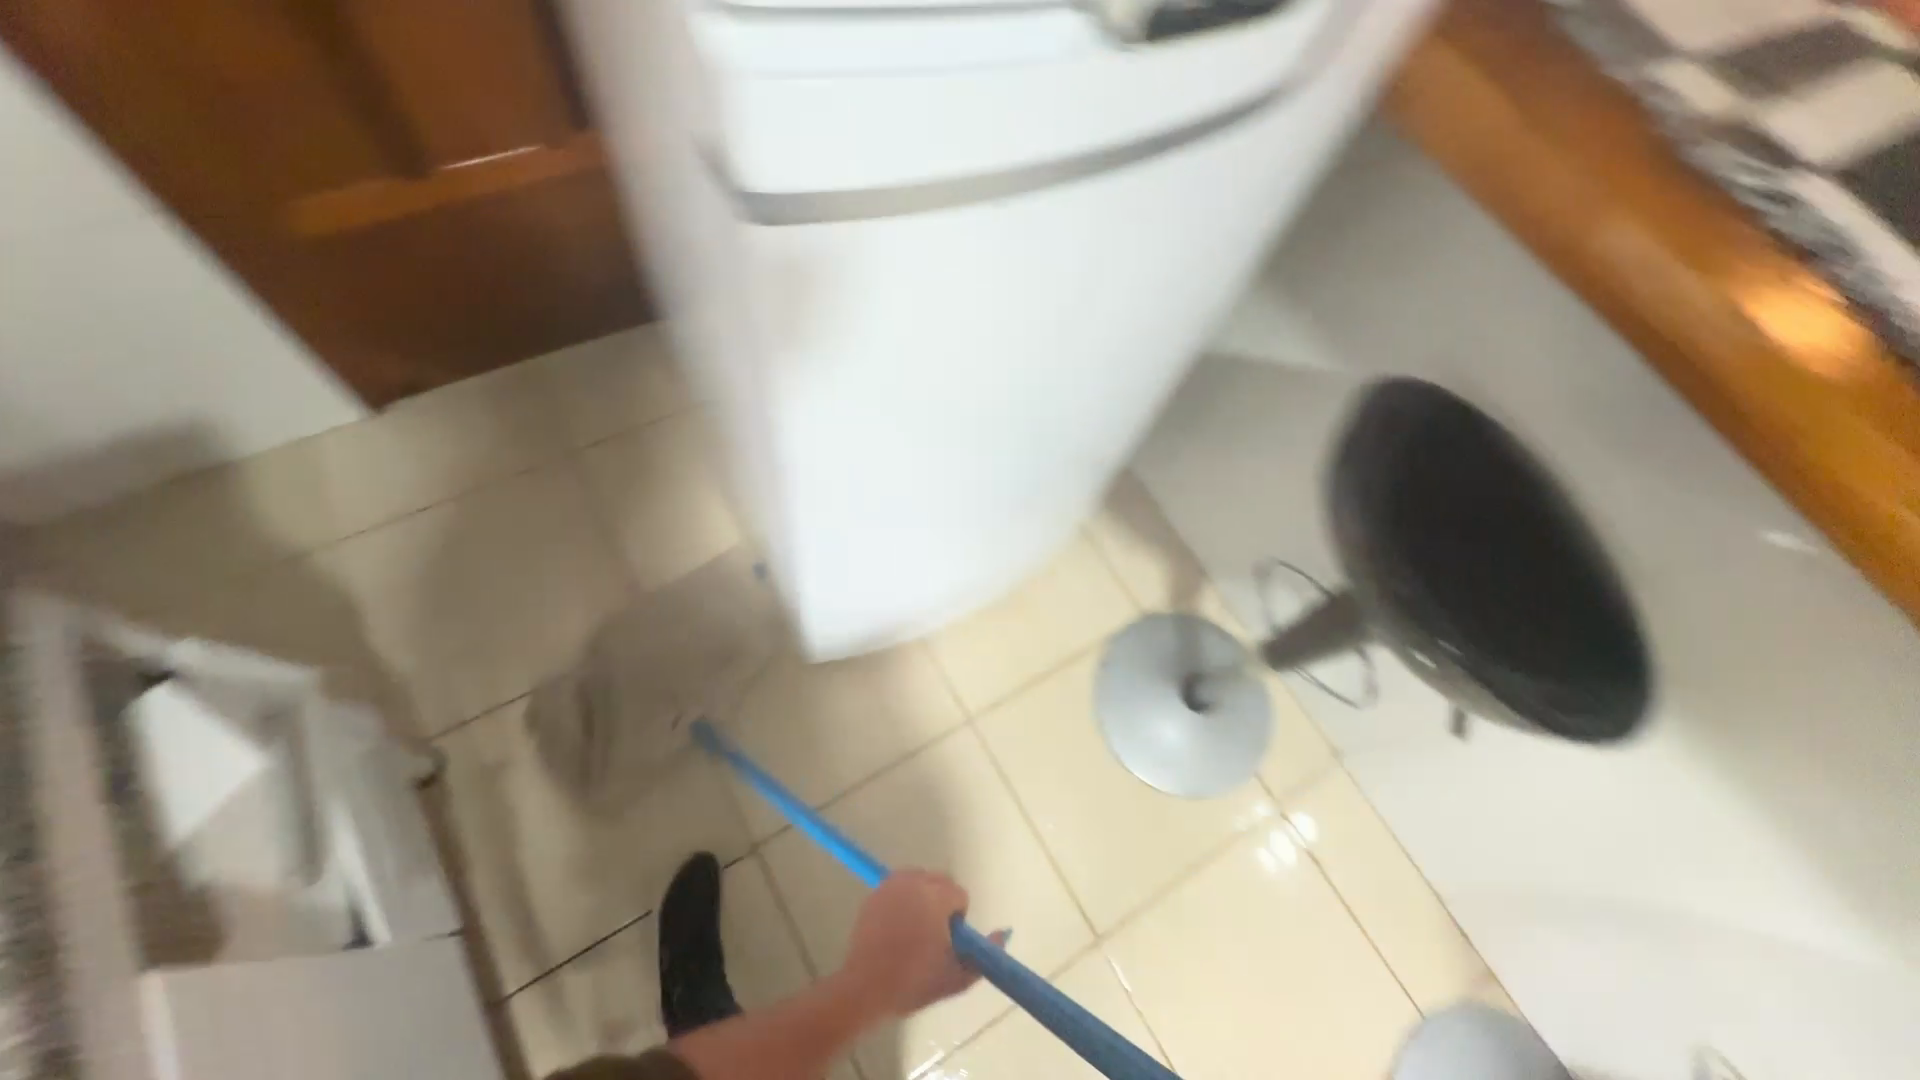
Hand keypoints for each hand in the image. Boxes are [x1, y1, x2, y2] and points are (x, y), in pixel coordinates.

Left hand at [834, 870, 1006, 1018]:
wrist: (865, 988)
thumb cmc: (913, 983)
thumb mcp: (957, 976)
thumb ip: (986, 954)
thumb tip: (1004, 933)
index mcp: (935, 898)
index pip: (959, 894)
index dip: (958, 917)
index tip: (949, 941)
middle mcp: (914, 883)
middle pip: (940, 881)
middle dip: (942, 902)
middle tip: (934, 935)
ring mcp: (891, 886)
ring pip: (919, 880)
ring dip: (924, 897)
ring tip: (916, 928)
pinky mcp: (875, 893)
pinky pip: (899, 886)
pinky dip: (904, 898)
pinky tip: (898, 925)